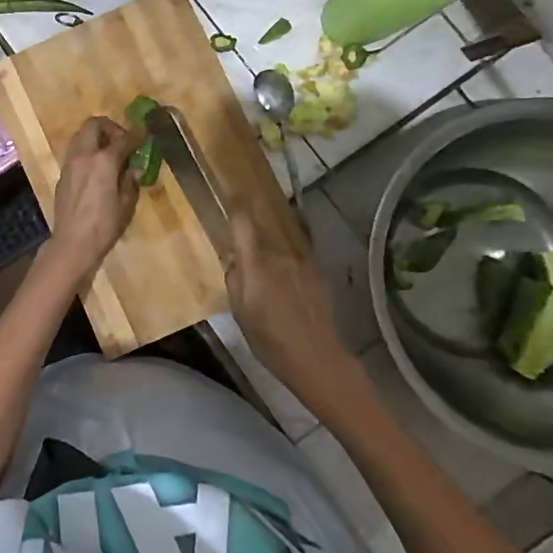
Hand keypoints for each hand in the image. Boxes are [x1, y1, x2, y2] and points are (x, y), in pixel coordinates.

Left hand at [45, 116, 140, 281]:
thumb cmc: (104, 225)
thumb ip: (130, 180)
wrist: (73, 242)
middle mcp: (83, 156)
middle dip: (109, 127)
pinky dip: (86, 152)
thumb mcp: (126, 203)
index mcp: (103, 161)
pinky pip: (74, 153)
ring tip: (108, 154)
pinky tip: (95, 170)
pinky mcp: (62, 176)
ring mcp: (69, 164)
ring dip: (95, 137)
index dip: (136, 134)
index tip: (144, 133)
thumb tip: (133, 168)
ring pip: (80, 136)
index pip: (122, 139)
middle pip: (93, 125)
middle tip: (121, 142)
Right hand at [225, 213, 350, 378]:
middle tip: (248, 276)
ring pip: (280, 254)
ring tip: (271, 294)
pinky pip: (296, 266)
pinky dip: (289, 276)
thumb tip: (236, 261)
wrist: (316, 358)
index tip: (233, 194)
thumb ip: (235, 280)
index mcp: (256, 265)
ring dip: (273, 265)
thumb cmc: (269, 340)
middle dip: (254, 250)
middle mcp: (280, 256)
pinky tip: (290, 300)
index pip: (243, 224)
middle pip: (262, 240)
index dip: (237, 207)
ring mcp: (303, 264)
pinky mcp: (319, 275)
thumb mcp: (239, 313)